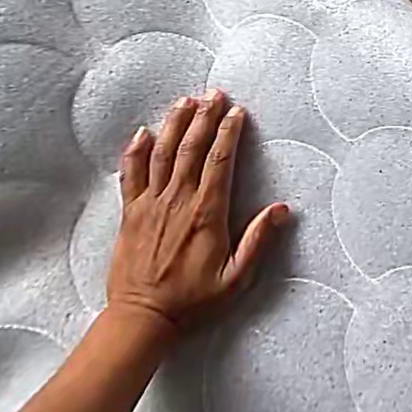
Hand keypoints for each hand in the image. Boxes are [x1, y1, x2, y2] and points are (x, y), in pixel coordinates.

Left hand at [108, 89, 289, 336]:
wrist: (142, 317)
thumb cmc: (192, 301)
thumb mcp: (236, 279)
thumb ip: (258, 241)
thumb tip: (281, 209)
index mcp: (206, 213)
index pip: (220, 161)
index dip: (229, 133)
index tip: (237, 112)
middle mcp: (177, 200)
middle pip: (192, 148)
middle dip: (205, 117)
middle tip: (214, 94)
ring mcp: (151, 203)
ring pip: (163, 153)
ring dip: (175, 124)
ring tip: (185, 101)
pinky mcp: (130, 212)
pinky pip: (131, 173)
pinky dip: (136, 151)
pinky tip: (143, 132)